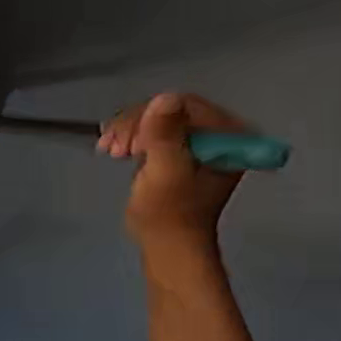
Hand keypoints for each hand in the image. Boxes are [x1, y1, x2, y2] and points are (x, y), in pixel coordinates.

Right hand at [98, 92, 250, 244]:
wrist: (167, 241)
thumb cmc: (170, 212)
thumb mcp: (167, 172)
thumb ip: (166, 136)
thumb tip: (163, 99)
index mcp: (230, 135)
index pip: (186, 106)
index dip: (150, 119)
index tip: (126, 143)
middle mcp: (220, 133)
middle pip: (171, 110)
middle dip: (136, 126)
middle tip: (113, 148)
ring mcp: (199, 142)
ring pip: (158, 119)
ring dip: (129, 132)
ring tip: (111, 150)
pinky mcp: (180, 150)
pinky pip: (154, 131)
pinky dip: (131, 137)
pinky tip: (116, 149)